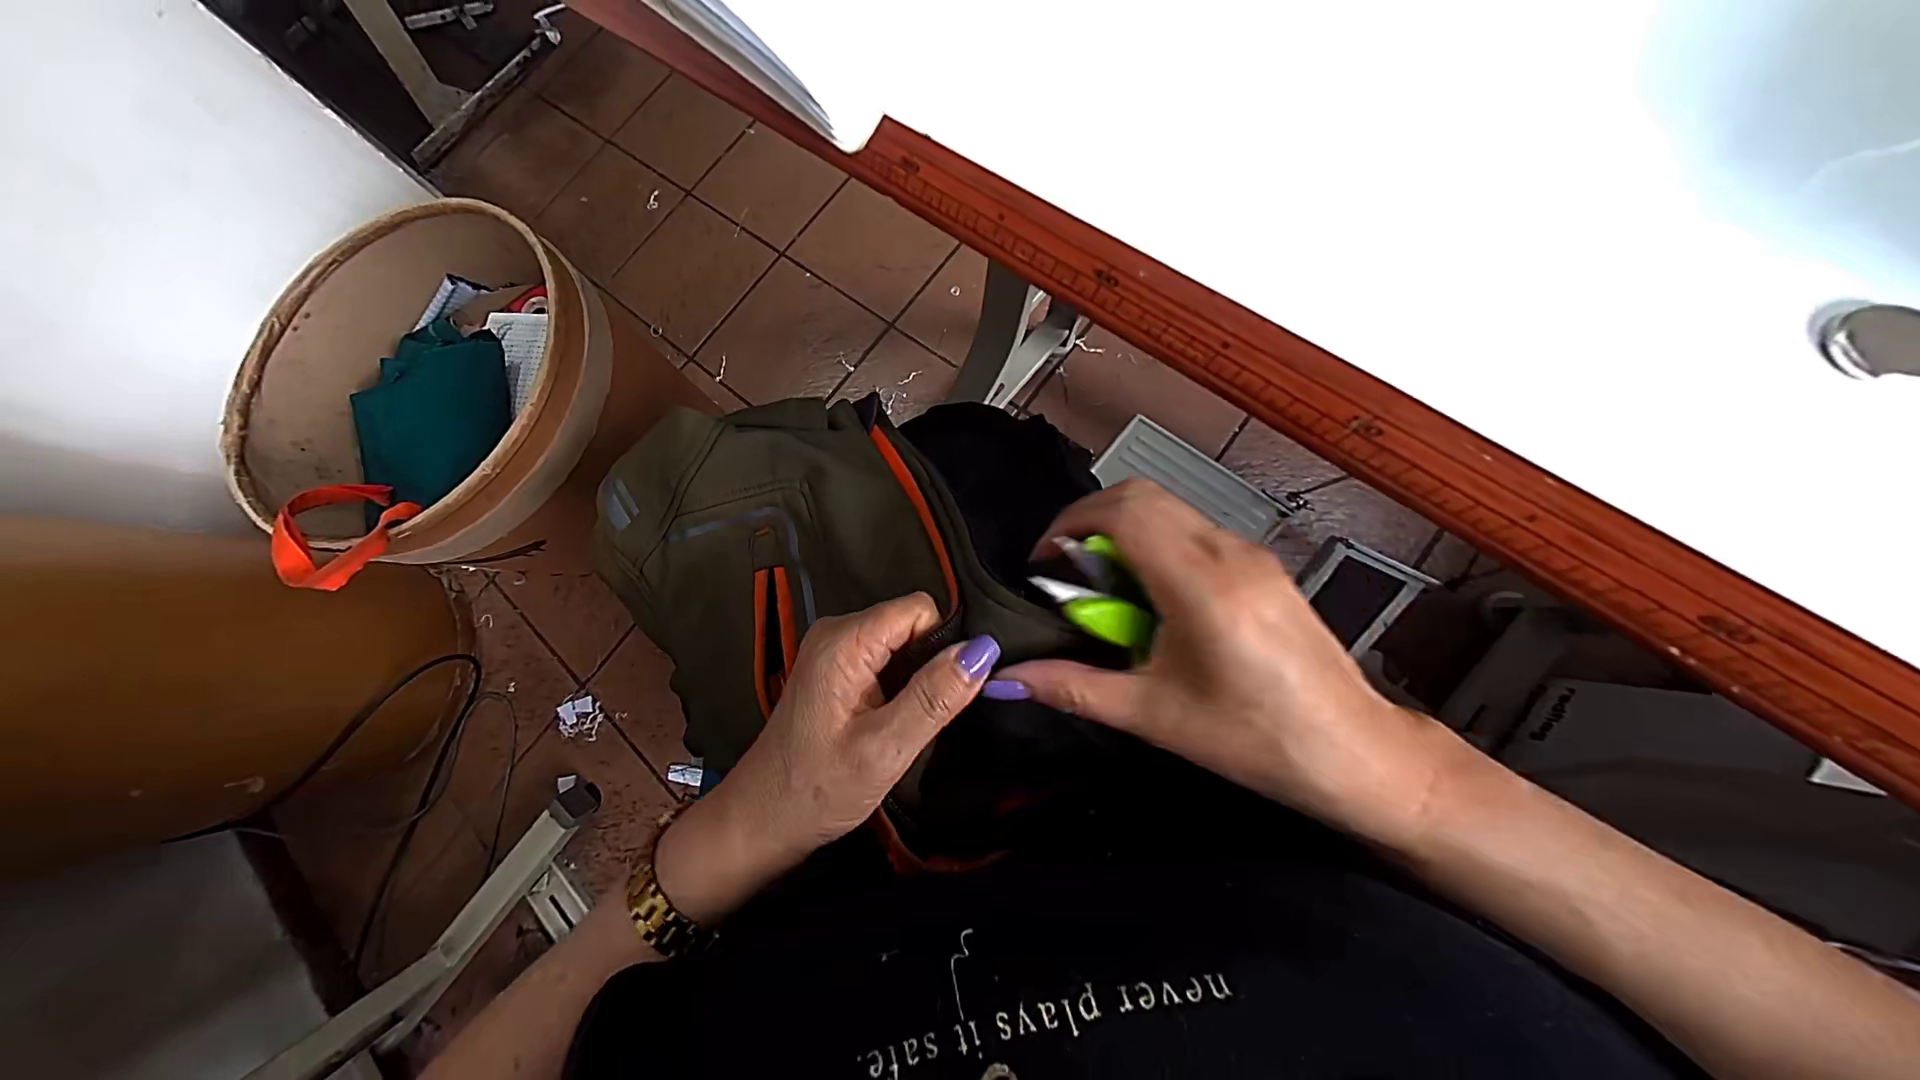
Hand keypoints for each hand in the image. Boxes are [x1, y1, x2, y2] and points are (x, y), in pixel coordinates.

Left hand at [653, 593, 998, 922]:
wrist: (761, 821)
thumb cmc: (815, 791)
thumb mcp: (884, 749)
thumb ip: (934, 697)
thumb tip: (982, 651)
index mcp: (844, 640)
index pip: (921, 609)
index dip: (944, 645)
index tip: (943, 693)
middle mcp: (837, 632)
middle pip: (912, 624)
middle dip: (931, 664)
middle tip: (924, 717)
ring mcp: (834, 650)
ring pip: (903, 643)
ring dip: (917, 679)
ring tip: (906, 723)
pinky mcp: (836, 669)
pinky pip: (887, 660)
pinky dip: (900, 686)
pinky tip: (890, 721)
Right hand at [998, 479, 1460, 846]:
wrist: (1358, 754)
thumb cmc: (1260, 741)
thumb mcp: (1154, 716)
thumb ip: (1074, 687)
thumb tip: (1009, 679)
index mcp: (1203, 587)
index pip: (1124, 511)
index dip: (1070, 524)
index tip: (1046, 562)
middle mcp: (1230, 555)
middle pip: (1142, 495)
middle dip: (1090, 521)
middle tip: (1068, 571)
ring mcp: (1252, 555)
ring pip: (1169, 509)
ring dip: (1124, 533)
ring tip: (1108, 591)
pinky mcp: (1262, 565)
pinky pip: (1194, 530)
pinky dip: (1156, 545)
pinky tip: (1152, 600)